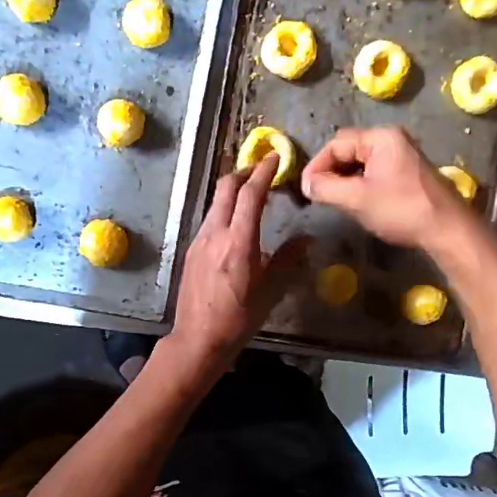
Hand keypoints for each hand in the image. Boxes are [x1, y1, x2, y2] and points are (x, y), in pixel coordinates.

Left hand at [169, 158, 308, 370]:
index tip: (275, 158)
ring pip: (216, 204)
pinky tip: (235, 224)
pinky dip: (224, 211)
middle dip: (245, 173)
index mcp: (238, 242)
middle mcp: (215, 235)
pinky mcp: (191, 252)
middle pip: (226, 189)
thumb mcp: (271, 292)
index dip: (264, 172)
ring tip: (251, 194)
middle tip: (262, 169)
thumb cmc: (238, 319)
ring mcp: (199, 242)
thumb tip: (306, 240)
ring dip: (233, 192)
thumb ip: (289, 260)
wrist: (198, 339)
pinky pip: (210, 221)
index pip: (250, 194)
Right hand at [300, 126, 469, 251]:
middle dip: (330, 171)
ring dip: (344, 179)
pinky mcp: (407, 172)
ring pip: (360, 162)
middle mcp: (392, 139)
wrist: (447, 229)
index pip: (336, 144)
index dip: (316, 166)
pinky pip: (374, 171)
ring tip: (333, 200)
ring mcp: (402, 155)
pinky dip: (359, 184)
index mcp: (380, 137)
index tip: (305, 190)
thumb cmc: (401, 210)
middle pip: (348, 150)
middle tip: (318, 196)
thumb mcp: (357, 199)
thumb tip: (306, 184)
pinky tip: (355, 202)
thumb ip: (326, 188)